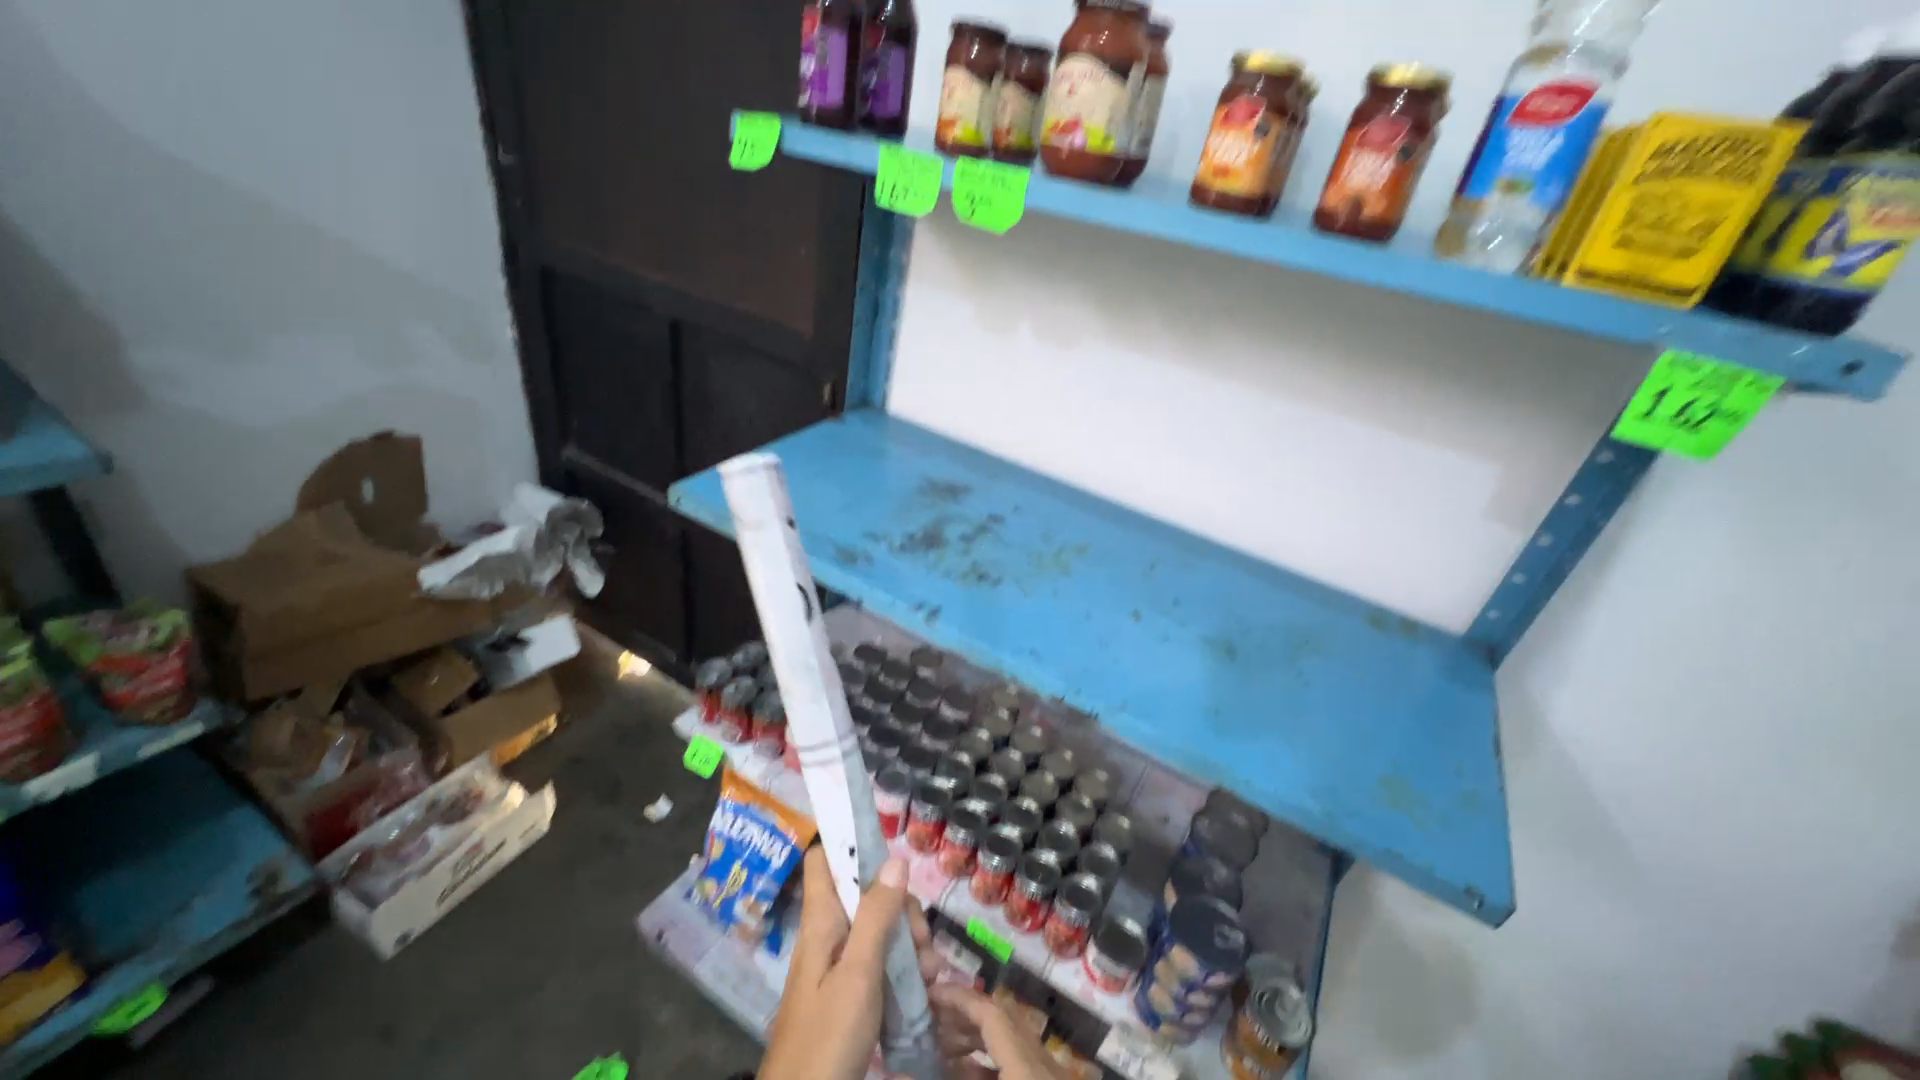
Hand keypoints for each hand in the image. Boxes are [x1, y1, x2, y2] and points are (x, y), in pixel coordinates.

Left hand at [760, 848, 946, 1079]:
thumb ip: (877, 915)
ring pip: (880, 928)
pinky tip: (927, 985)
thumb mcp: (859, 972)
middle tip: (919, 939)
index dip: (849, 847)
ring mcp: (840, 963)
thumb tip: (896, 858)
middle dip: (901, 907)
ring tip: (931, 973)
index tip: (887, 855)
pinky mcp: (852, 989)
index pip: (823, 861)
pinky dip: (905, 967)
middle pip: (865, 893)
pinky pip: (882, 961)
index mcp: (821, 922)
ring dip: (910, 942)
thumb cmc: (828, 1034)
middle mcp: (829, 934)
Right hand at [929, 983, 1071, 1079]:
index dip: (958, 998)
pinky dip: (994, 1059)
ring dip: (980, 1036)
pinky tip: (968, 1070)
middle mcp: (1045, 1063)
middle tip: (933, 1018)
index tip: (929, 993)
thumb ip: (951, 1077)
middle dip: (967, 1013)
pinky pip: (1022, 1060)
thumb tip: (906, 1068)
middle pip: (1005, 1019)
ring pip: (1015, 1039)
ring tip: (944, 1045)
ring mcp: (1053, 1074)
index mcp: (1027, 1068)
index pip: (992, 1013)